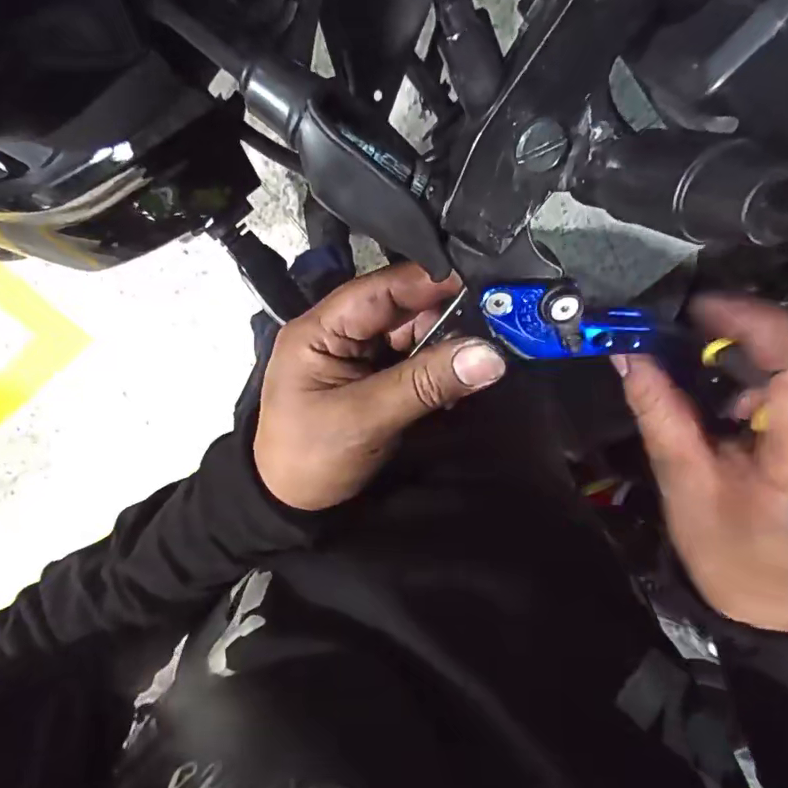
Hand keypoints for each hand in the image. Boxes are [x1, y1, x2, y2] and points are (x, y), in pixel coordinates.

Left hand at [255, 263, 507, 510]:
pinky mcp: (372, 380)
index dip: (429, 282)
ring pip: (411, 334)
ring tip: (487, 352)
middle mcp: (337, 334)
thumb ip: (425, 384)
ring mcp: (356, 357)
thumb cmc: (309, 458)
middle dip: (445, 314)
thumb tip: (489, 355)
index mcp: (318, 330)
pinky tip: (464, 377)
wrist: (290, 505)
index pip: (379, 290)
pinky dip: (438, 367)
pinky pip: (412, 361)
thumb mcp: (364, 419)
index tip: (482, 282)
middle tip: (497, 322)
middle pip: (400, 308)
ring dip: (447, 343)